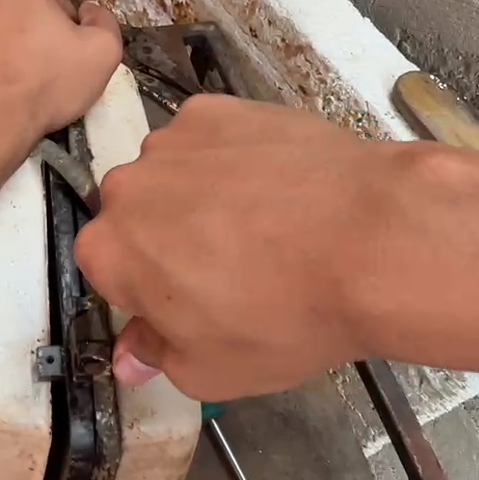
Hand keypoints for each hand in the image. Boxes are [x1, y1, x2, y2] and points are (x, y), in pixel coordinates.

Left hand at [0, 0, 121, 150]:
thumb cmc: (47, 83)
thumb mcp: (103, 52)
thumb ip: (104, 22)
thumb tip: (90, 12)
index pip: (61, 7)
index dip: (72, 36)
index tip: (71, 61)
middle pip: (28, 17)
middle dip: (39, 40)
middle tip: (48, 76)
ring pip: (1, 36)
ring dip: (12, 53)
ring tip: (21, 88)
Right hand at [76, 95, 447, 401]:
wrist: (369, 239)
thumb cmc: (285, 314)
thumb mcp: (214, 371)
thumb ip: (156, 357)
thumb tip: (130, 355)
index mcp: (109, 250)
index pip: (110, 274)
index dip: (150, 294)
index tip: (192, 305)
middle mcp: (126, 185)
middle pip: (137, 217)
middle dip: (168, 238)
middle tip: (230, 266)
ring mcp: (171, 140)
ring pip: (172, 174)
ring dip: (198, 194)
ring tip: (263, 222)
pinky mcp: (216, 108)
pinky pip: (209, 139)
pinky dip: (230, 158)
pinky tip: (275, 183)